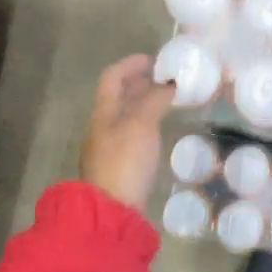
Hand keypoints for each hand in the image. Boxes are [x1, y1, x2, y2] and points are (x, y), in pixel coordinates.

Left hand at [81, 54, 178, 208]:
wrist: (111, 211)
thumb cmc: (124, 162)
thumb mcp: (141, 125)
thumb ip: (155, 101)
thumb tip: (169, 84)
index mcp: (103, 112)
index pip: (112, 77)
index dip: (131, 64)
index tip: (155, 60)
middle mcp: (102, 126)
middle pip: (118, 97)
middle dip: (140, 83)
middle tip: (166, 79)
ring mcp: (109, 148)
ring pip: (125, 116)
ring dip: (144, 104)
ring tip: (168, 102)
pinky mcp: (119, 167)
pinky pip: (132, 135)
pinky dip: (146, 125)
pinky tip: (160, 132)